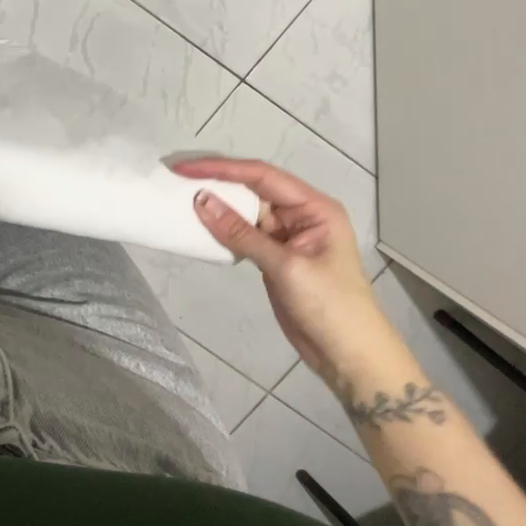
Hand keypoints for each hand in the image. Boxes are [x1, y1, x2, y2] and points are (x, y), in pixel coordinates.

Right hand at [176, 158, 402, 379]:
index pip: (262, 175)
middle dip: (215, 180)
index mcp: (315, 208)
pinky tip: (198, 223)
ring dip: (215, 203)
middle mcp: (300, 214)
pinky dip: (219, 227)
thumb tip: (199, 199)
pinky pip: (241, 231)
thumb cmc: (331, 307)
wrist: (350, 357)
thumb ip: (240, 233)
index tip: (183, 168)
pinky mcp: (272, 255)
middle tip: (175, 176)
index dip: (221, 168)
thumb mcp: (285, 267)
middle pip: (251, 186)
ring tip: (179, 195)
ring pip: (243, 209)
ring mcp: (286, 235)